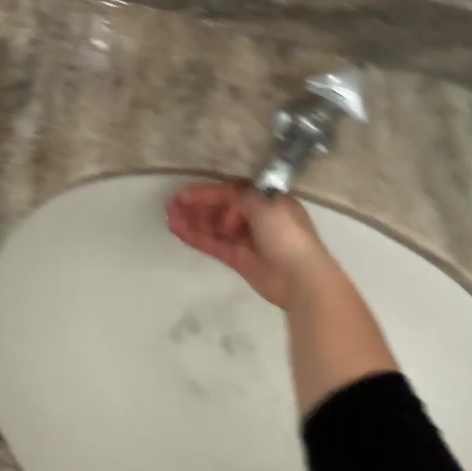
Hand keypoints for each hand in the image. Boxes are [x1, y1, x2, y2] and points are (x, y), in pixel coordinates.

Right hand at [166, 181, 332, 308]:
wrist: (301, 277)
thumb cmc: (286, 235)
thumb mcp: (265, 205)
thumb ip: (242, 197)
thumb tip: (227, 199)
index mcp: (267, 201)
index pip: (231, 192)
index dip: (206, 193)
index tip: (182, 195)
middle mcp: (256, 218)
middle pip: (220, 208)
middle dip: (197, 207)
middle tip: (171, 207)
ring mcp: (246, 240)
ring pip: (214, 227)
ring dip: (193, 221)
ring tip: (170, 218)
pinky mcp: (238, 260)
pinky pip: (214, 244)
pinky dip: (197, 238)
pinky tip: (178, 231)